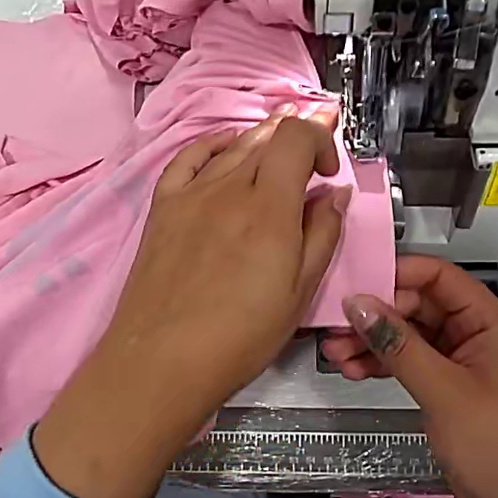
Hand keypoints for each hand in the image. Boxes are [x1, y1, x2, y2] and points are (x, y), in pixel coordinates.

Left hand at [35, 105, 349, 497]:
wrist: (162, 362)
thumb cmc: (240, 337)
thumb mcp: (299, 293)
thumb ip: (322, 235)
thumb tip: (335, 195)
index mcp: (269, 209)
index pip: (296, 138)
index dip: (319, 138)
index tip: (329, 171)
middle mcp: (229, 189)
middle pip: (266, 136)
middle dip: (297, 135)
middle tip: (314, 149)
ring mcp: (191, 195)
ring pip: (232, 145)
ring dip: (262, 138)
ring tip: (279, 143)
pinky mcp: (164, 207)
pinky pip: (188, 157)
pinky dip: (213, 144)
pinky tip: (226, 148)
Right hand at [321, 256, 497, 497]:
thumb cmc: (496, 448)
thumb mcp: (443, 390)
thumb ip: (398, 344)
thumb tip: (357, 304)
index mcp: (490, 322)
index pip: (439, 277)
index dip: (397, 274)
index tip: (355, 281)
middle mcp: (476, 334)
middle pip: (419, 306)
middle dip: (377, 315)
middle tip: (335, 327)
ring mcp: (462, 361)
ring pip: (410, 335)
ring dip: (374, 342)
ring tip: (335, 353)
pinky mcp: (449, 386)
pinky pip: (411, 362)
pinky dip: (384, 364)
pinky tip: (354, 370)